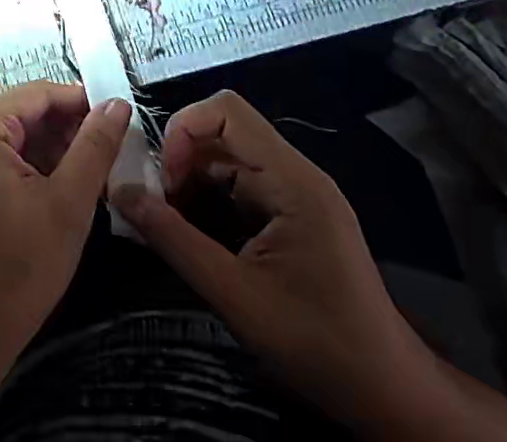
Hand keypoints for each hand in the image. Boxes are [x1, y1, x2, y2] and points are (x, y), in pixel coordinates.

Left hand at [0, 82, 130, 438]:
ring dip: (61, 151)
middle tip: (119, 154)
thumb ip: (94, 147)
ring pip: (22, 137)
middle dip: (73, 129)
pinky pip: (9, 158)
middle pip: (29, 113)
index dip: (84, 101)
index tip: (126, 119)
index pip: (39, 93)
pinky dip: (41, 168)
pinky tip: (73, 190)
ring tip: (103, 175)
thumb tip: (116, 103)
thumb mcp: (68, 203)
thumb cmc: (19, 266)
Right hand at [112, 91, 506, 440]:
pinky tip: (189, 226)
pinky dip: (204, 192)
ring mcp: (294, 192)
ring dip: (188, 175)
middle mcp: (295, 175)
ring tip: (166, 215)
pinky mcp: (289, 211)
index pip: (227, 111)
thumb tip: (118, 193)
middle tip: (157, 199)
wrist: (388, 393)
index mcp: (293, 183)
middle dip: (179, 154)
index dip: (183, 130)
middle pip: (222, 127)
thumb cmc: (318, 343)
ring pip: (225, 153)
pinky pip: (236, 180)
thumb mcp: (235, 296)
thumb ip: (173, 239)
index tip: (164, 179)